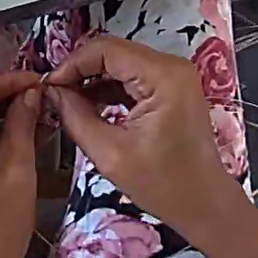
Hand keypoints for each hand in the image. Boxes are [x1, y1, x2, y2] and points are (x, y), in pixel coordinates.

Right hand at [45, 38, 243, 241]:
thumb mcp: (108, 153)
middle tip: (55, 92)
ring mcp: (172, 75)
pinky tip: (87, 104)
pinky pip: (128, 74)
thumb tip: (50, 90)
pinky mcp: (169, 86)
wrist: (207, 207)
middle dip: (79, 69)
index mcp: (163, 77)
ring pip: (117, 61)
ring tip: (67, 99)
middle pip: (111, 51)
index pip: (105, 50)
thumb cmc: (163, 184)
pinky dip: (105, 85)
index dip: (72, 63)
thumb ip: (74, 115)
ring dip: (90, 77)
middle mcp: (171, 67)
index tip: (50, 85)